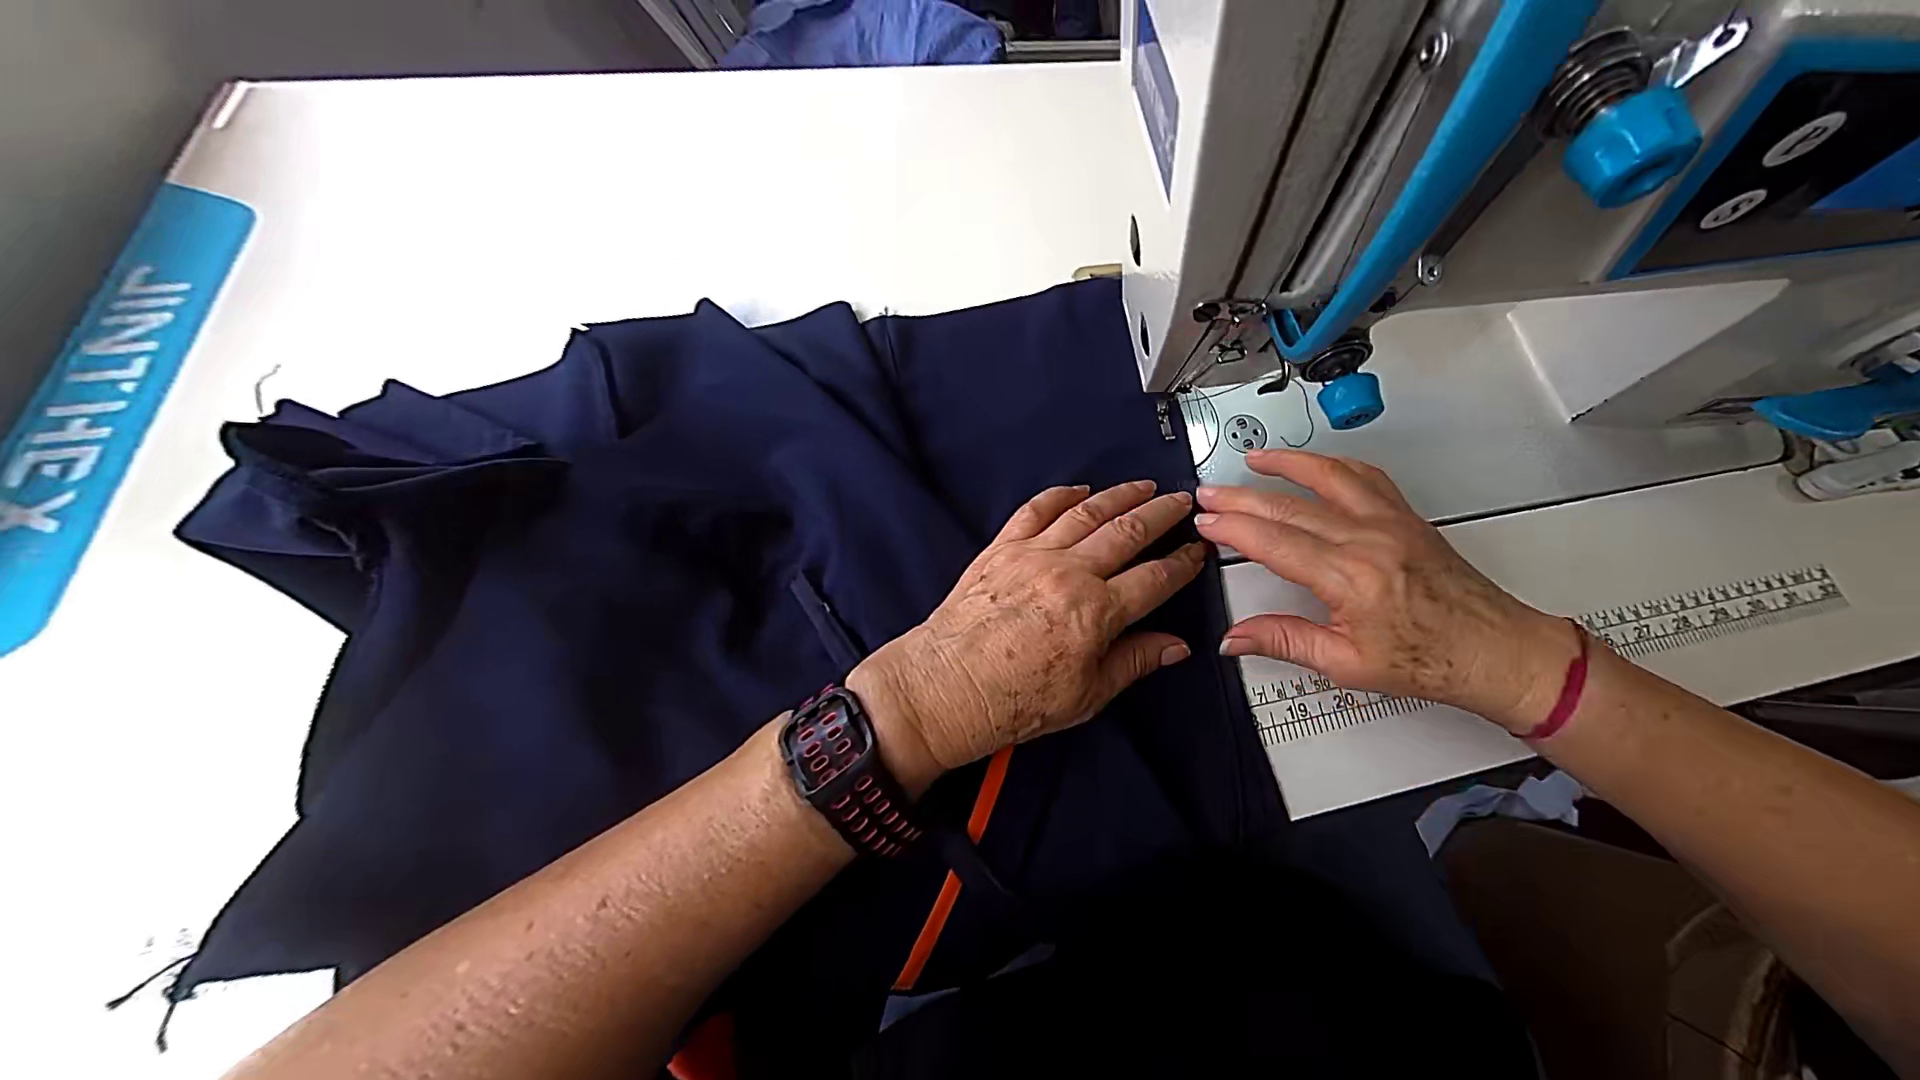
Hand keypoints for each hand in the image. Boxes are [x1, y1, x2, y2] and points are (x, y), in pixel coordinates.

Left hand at [849, 481, 1206, 790]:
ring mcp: (1033, 556)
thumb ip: (1135, 661)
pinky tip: (1078, 490)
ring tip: (1142, 487)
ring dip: (1120, 495)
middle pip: (1129, 531)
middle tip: (1180, 503)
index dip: (1182, 563)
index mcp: (1096, 613)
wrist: (947, 687)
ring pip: (1088, 512)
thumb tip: (1173, 647)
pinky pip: (1036, 510)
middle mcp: (1068, 575)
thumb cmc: (1009, 698)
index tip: (1194, 553)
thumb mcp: (1087, 695)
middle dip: (1162, 513)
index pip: (1155, 578)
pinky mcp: (1001, 549)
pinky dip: (1060, 495)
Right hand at [1193, 449, 1577, 732]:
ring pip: (1327, 477)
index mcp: (1350, 578)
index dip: (1232, 529)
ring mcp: (1390, 522)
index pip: (1273, 541)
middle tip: (1209, 494)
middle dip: (1239, 498)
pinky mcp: (1405, 517)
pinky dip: (1332, 464)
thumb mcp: (1345, 663)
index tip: (1206, 523)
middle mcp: (1370, 541)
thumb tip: (1235, 637)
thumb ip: (1282, 640)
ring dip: (1285, 464)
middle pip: (1288, 506)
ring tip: (1254, 459)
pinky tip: (1314, 464)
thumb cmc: (1432, 659)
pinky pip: (1364, 476)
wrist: (1495, 651)